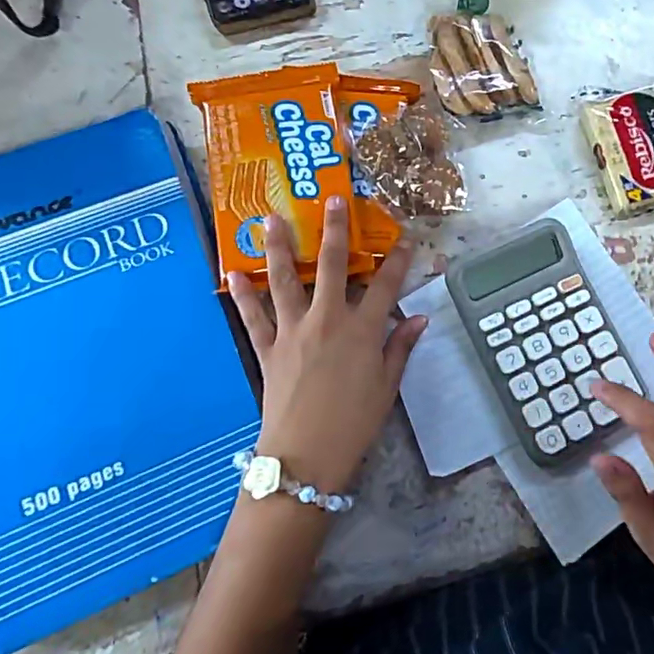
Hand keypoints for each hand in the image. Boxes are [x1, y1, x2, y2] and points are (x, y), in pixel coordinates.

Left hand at [225, 199, 427, 494]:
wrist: (307, 455)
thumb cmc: (355, 423)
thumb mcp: (387, 387)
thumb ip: (400, 348)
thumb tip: (418, 318)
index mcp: (362, 331)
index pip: (386, 286)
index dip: (398, 261)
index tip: (404, 240)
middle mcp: (327, 320)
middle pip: (334, 267)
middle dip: (335, 230)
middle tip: (333, 198)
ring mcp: (293, 331)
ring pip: (286, 281)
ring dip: (280, 247)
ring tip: (272, 219)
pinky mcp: (268, 348)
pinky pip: (253, 318)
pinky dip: (243, 296)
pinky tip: (234, 274)